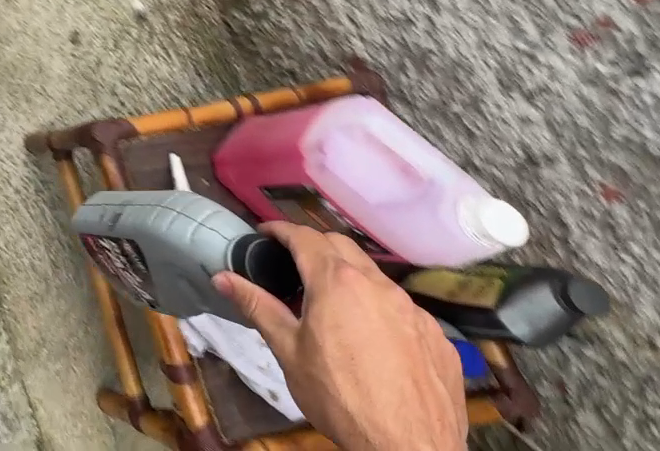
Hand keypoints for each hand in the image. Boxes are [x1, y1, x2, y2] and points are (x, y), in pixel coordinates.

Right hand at [215, 222, 466, 450]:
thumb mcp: (287, 350)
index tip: (264, 233)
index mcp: (336, 282)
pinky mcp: (439, 339)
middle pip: (341, 245)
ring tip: (331, 303)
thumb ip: (257, 306)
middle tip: (291, 262)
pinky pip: (403, 308)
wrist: (410, 450)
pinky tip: (372, 338)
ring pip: (375, 276)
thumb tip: (220, 277)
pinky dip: (379, 307)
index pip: (304, 237)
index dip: (280, 230)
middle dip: (313, 244)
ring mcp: (415, 312)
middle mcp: (378, 286)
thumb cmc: (338, 396)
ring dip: (348, 276)